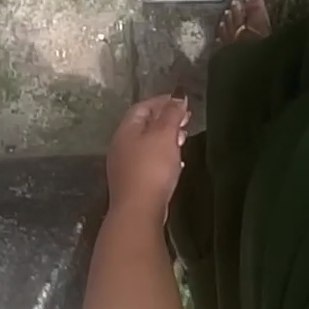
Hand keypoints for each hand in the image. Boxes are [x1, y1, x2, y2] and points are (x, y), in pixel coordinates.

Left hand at [105, 94, 188, 221]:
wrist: (139, 211)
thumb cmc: (152, 167)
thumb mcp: (165, 134)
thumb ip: (172, 113)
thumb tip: (179, 96)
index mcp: (126, 130)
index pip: (143, 106)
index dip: (163, 101)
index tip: (184, 103)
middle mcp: (121, 145)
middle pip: (145, 124)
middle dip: (166, 119)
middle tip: (187, 121)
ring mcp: (125, 165)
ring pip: (148, 143)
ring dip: (166, 138)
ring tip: (184, 140)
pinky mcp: (133, 182)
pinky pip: (149, 160)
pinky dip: (163, 155)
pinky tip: (176, 162)